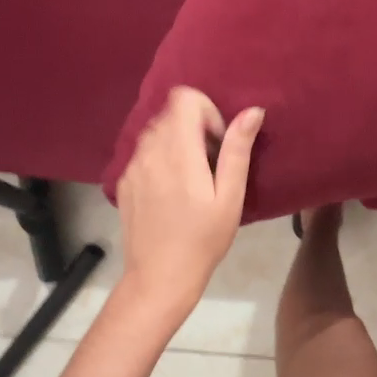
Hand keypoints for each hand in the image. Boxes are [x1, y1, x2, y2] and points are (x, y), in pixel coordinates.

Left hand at [115, 87, 262, 311]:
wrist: (158, 278)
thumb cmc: (203, 239)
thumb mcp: (230, 196)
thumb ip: (237, 149)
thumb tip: (252, 111)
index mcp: (177, 151)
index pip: (184, 98)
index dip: (207, 111)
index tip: (217, 143)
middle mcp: (149, 151)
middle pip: (171, 112)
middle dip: (195, 126)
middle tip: (210, 162)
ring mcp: (132, 166)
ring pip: (156, 130)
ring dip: (178, 141)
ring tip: (193, 176)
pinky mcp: (124, 181)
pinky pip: (144, 151)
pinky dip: (162, 158)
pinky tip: (173, 191)